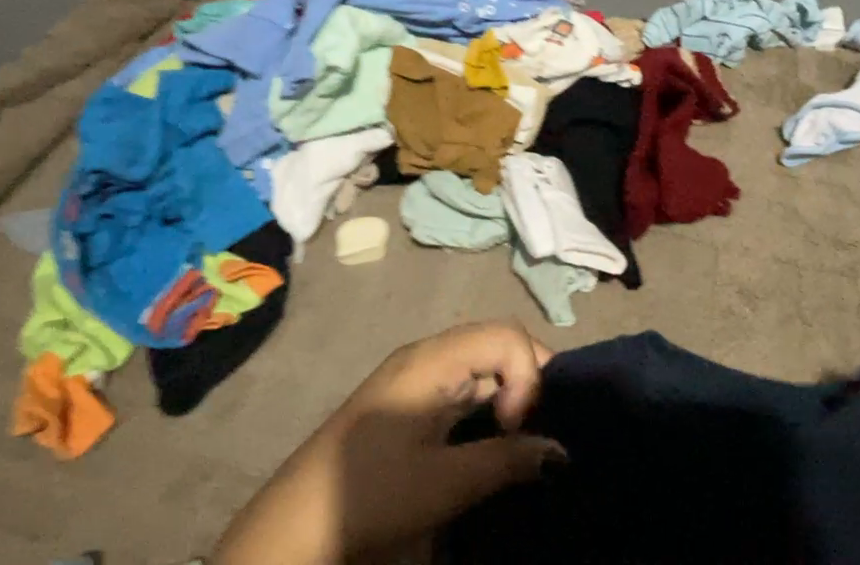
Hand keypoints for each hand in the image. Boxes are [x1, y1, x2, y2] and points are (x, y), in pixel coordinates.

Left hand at [213, 321, 564, 564]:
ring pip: (484, 364)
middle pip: (497, 342)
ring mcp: (418, 377)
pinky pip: (466, 385)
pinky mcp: (413, 402)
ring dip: (512, 395)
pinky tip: (498, 439)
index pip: (506, 336)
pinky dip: (492, 405)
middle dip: (530, 380)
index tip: (516, 429)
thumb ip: (507, 460)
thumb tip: (561, 451)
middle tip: (537, 432)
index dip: (528, 377)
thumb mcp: (444, 483)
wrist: (298, 525)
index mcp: (431, 360)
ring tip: (524, 440)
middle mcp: (427, 356)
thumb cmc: (371, 494)